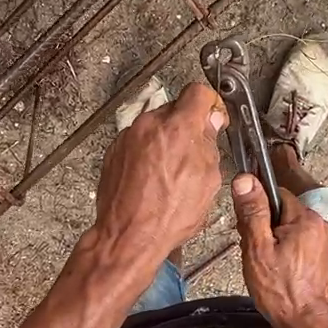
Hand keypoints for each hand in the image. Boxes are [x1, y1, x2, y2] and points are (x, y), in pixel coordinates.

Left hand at [92, 82, 225, 265]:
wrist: (128, 235)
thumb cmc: (165, 216)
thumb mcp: (207, 181)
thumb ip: (210, 145)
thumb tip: (210, 126)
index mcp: (178, 127)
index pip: (198, 92)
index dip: (210, 105)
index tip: (213, 117)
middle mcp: (150, 125)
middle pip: (175, 110)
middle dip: (187, 128)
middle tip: (195, 152)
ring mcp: (129, 137)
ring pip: (155, 127)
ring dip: (166, 142)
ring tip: (172, 173)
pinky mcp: (115, 151)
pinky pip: (137, 143)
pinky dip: (147, 154)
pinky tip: (154, 179)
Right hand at [232, 172, 327, 327]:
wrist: (307, 323)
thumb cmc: (282, 291)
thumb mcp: (257, 248)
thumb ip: (252, 212)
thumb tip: (244, 180)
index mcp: (305, 218)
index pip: (274, 195)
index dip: (255, 210)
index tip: (247, 230)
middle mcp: (319, 225)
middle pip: (280, 213)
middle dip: (263, 229)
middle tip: (255, 254)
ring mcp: (322, 242)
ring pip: (287, 229)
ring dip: (271, 243)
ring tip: (265, 266)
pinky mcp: (320, 256)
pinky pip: (296, 244)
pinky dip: (282, 253)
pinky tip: (276, 272)